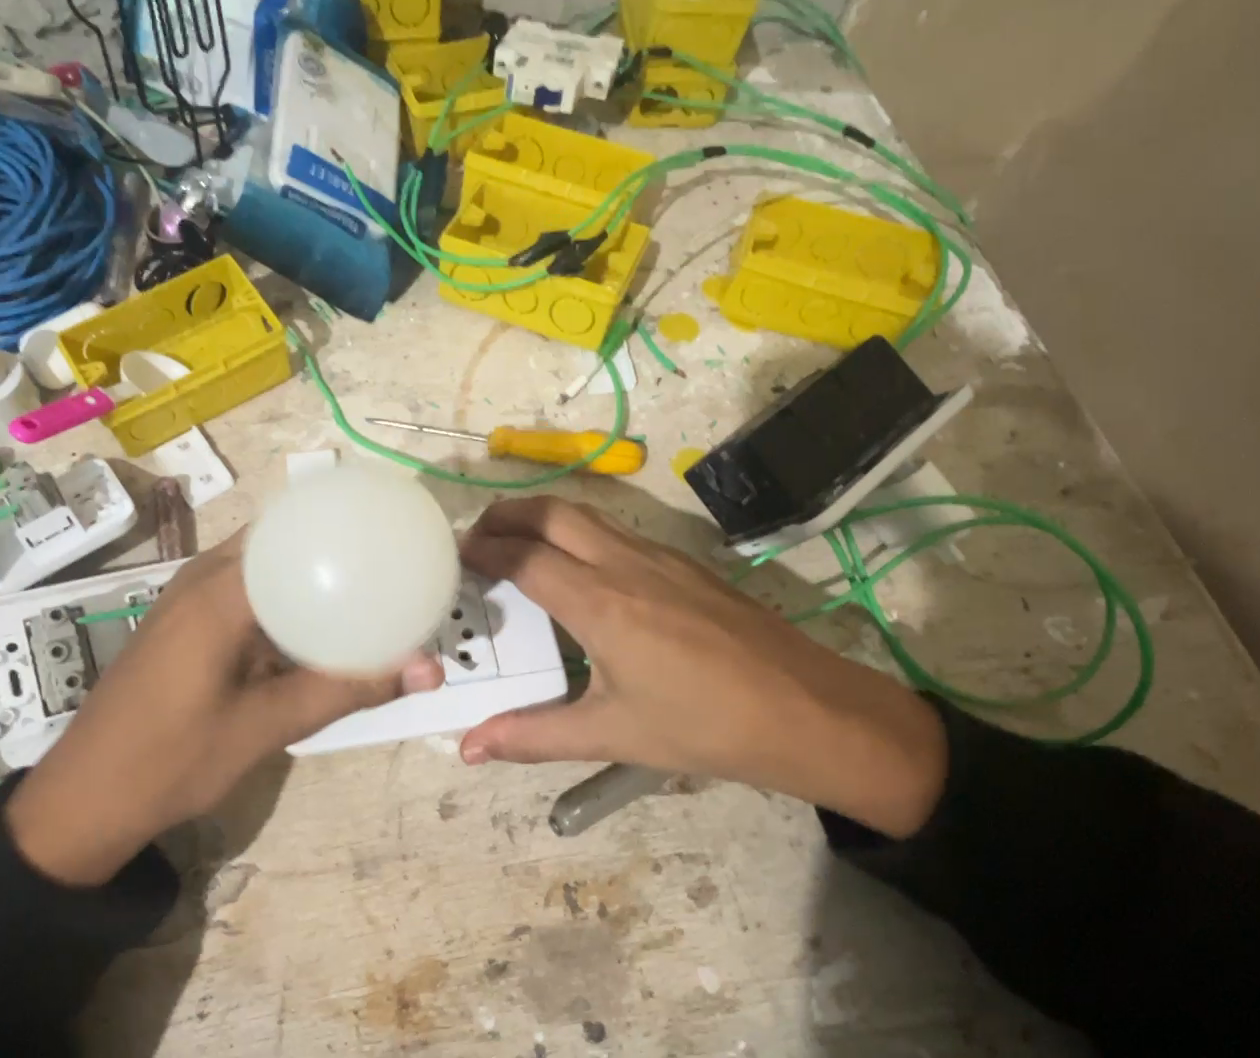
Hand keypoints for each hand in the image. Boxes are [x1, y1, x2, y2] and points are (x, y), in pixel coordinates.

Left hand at [7, 536, 445, 885]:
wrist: (86, 799)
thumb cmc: (172, 759)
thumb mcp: (267, 727)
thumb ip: (346, 690)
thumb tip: (429, 670)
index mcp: (220, 590)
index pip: (293, 529)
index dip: (344, 524)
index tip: (394, 530)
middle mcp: (201, 578)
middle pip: (281, 542)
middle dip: (335, 551)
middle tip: (394, 564)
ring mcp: (188, 600)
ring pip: (263, 569)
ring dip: (308, 577)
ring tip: (368, 589)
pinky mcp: (185, 624)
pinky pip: (246, 593)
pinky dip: (284, 601)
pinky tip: (317, 628)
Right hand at [458, 497, 947, 837]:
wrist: (808, 711)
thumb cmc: (704, 726)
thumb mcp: (612, 734)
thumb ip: (533, 736)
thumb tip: (468, 748)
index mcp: (599, 603)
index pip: (523, 556)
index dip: (481, 551)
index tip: (451, 558)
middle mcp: (625, 564)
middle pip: (550, 512)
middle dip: (504, 515)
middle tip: (474, 541)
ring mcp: (660, 558)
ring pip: (586, 515)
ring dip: (542, 519)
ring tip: (515, 548)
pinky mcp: (685, 565)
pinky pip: (616, 531)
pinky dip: (578, 534)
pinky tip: (579, 571)